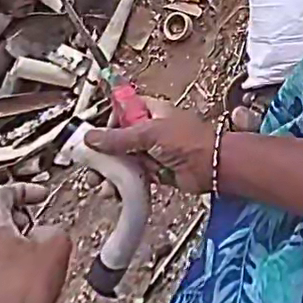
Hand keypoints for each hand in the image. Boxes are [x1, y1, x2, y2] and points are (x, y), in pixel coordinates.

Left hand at [0, 184, 69, 302]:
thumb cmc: (25, 299)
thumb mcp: (56, 244)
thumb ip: (50, 225)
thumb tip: (43, 230)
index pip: (2, 193)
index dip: (25, 190)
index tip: (37, 195)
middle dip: (7, 212)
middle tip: (27, 218)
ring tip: (20, 248)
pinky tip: (7, 275)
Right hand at [83, 105, 216, 194]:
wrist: (211, 167)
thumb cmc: (188, 141)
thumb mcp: (150, 133)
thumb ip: (119, 137)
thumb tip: (91, 136)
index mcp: (153, 111)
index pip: (125, 110)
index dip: (110, 122)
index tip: (96, 137)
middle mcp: (152, 129)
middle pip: (120, 139)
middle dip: (104, 155)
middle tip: (92, 168)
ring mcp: (154, 150)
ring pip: (125, 160)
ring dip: (111, 173)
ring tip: (102, 185)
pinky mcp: (156, 170)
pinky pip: (134, 176)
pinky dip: (123, 184)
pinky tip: (114, 192)